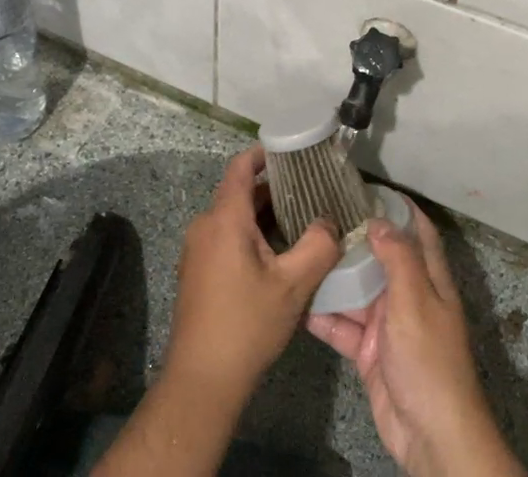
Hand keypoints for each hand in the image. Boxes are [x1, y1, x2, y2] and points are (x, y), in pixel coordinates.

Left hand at [94, 146, 341, 476]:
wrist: (203, 376)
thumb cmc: (247, 324)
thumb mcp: (294, 284)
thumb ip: (318, 245)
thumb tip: (329, 222)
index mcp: (224, 219)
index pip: (240, 167)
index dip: (264, 153)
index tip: (293, 151)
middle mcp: (205, 226)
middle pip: (239, 192)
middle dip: (275, 188)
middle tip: (312, 191)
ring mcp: (198, 249)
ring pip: (235, 217)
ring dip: (266, 215)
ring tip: (303, 221)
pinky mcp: (198, 270)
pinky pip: (227, 237)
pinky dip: (252, 234)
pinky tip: (280, 253)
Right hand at [308, 204, 524, 476]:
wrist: (430, 432)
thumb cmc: (428, 359)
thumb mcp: (415, 301)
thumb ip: (398, 259)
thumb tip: (379, 220)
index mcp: (430, 281)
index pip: (418, 234)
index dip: (400, 209)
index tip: (368, 188)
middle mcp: (410, 298)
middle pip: (380, 261)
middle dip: (354, 241)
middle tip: (317, 216)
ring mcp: (388, 327)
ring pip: (357, 293)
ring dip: (334, 279)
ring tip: (300, 252)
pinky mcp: (370, 353)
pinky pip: (344, 328)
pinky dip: (324, 318)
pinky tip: (298, 302)